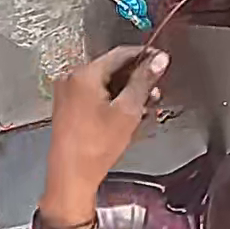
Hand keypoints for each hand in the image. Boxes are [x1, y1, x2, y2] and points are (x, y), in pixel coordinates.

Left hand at [43, 46, 168, 220]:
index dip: (144, 55)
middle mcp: (72, 79)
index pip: (120, 53)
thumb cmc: (95, 146)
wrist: (72, 175)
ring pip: (105, 83)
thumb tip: (158, 61)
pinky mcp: (69, 108)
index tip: (160, 60)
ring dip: (127, 91)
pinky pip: (96, 95)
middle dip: (137, 78)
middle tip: (156, 87)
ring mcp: (69, 94)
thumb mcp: (128, 110)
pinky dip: (113, 100)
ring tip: (146, 104)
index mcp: (84, 74)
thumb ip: (144, 81)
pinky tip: (128, 113)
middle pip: (112, 68)